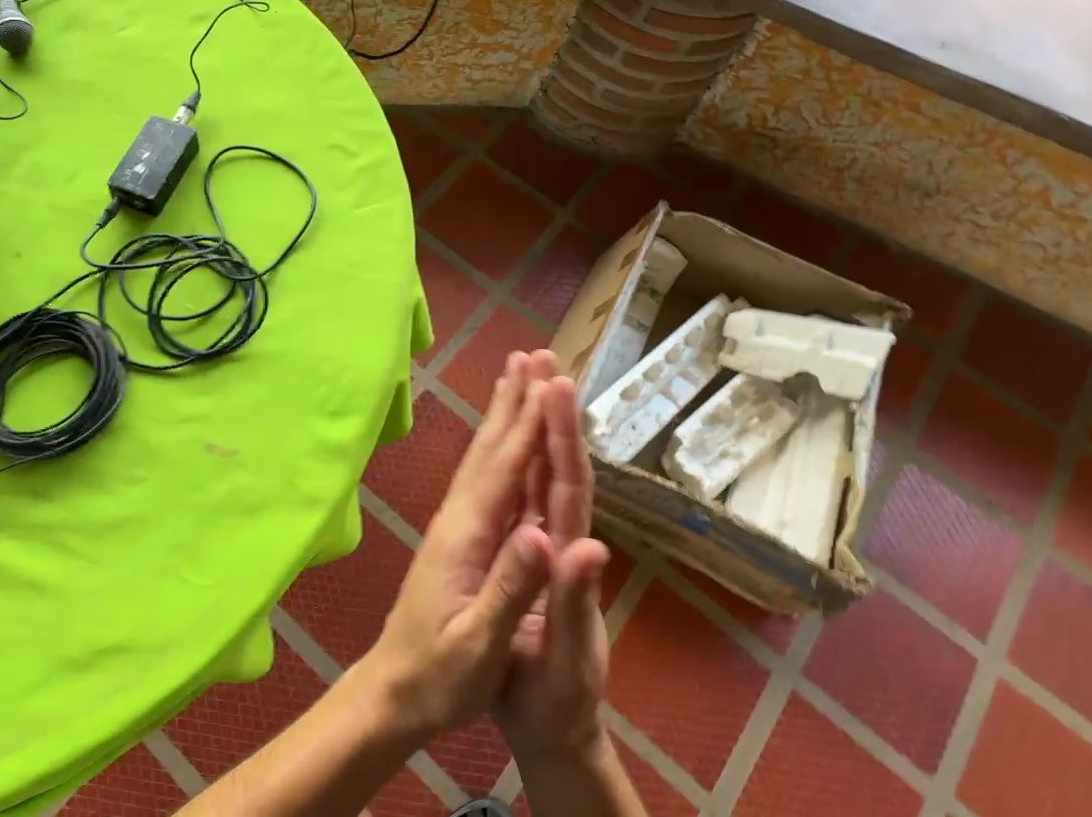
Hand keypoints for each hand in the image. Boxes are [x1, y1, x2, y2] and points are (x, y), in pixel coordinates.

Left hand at [359, 352, 564, 739]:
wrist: (394, 690)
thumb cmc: (439, 675)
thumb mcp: (479, 642)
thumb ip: (510, 589)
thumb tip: (545, 535)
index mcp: (466, 537)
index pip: (505, 469)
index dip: (531, 424)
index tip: (553, 380)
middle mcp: (458, 520)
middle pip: (491, 450)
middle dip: (515, 401)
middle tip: (534, 353)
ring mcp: (456, 527)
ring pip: (484, 459)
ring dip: (504, 415)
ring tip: (517, 376)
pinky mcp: (460, 541)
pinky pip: (486, 481)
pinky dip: (500, 449)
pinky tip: (506, 441)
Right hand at [493, 358, 612, 761]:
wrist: (553, 731)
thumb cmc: (555, 701)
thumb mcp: (565, 660)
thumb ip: (572, 603)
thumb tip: (587, 544)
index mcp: (568, 558)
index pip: (567, 485)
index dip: (563, 435)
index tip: (555, 385)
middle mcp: (562, 542)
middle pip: (558, 466)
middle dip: (551, 412)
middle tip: (541, 359)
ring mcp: (546, 550)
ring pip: (539, 477)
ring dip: (534, 428)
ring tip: (523, 384)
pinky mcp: (527, 560)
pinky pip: (520, 500)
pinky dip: (515, 464)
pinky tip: (504, 447)